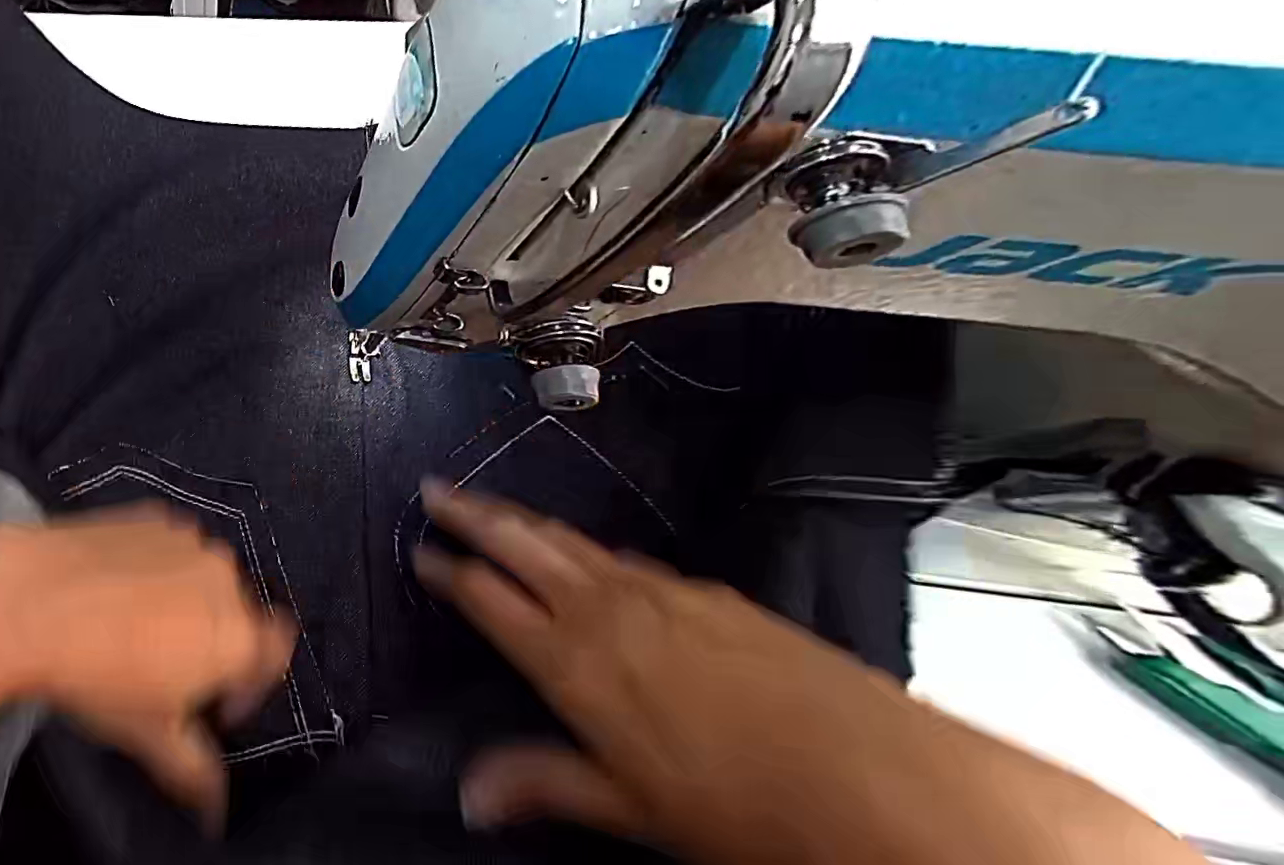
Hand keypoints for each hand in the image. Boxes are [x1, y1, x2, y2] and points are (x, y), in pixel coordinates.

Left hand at [0, 506, 292, 831]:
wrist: (36, 598)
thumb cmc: (101, 676)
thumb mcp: (149, 734)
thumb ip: (194, 769)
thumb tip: (217, 811)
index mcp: (239, 634)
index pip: (277, 650)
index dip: (255, 680)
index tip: (218, 703)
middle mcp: (228, 579)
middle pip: (240, 613)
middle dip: (217, 641)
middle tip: (170, 666)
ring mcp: (194, 540)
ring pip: (207, 577)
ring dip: (191, 601)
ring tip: (142, 625)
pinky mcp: (161, 516)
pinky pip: (176, 546)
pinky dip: (163, 566)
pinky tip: (121, 586)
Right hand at [411, 480, 917, 857]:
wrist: (874, 775)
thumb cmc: (741, 806)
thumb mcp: (632, 808)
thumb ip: (543, 783)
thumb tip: (470, 793)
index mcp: (573, 661)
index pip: (488, 598)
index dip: (448, 571)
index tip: (422, 552)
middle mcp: (601, 608)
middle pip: (517, 541)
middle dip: (469, 512)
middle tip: (435, 488)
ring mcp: (650, 589)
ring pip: (563, 537)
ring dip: (519, 517)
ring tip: (488, 503)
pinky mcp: (695, 587)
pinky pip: (616, 555)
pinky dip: (580, 546)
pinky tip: (580, 552)